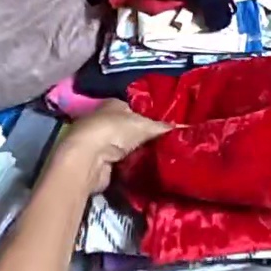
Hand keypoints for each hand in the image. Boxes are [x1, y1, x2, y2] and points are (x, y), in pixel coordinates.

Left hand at [51, 100, 169, 193]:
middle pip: (131, 127)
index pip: (136, 107)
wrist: (88, 159)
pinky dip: (131, 164)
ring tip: (162, 155)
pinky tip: (147, 167)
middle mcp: (105, 119)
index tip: (167, 125)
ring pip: (127, 146)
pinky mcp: (100, 161)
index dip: (151, 115)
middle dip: (146, 135)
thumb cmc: (114, 131)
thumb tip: (182, 126)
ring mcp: (101, 141)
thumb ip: (162, 127)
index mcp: (114, 103)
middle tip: (168, 142)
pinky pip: (122, 162)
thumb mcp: (144, 125)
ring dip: (139, 151)